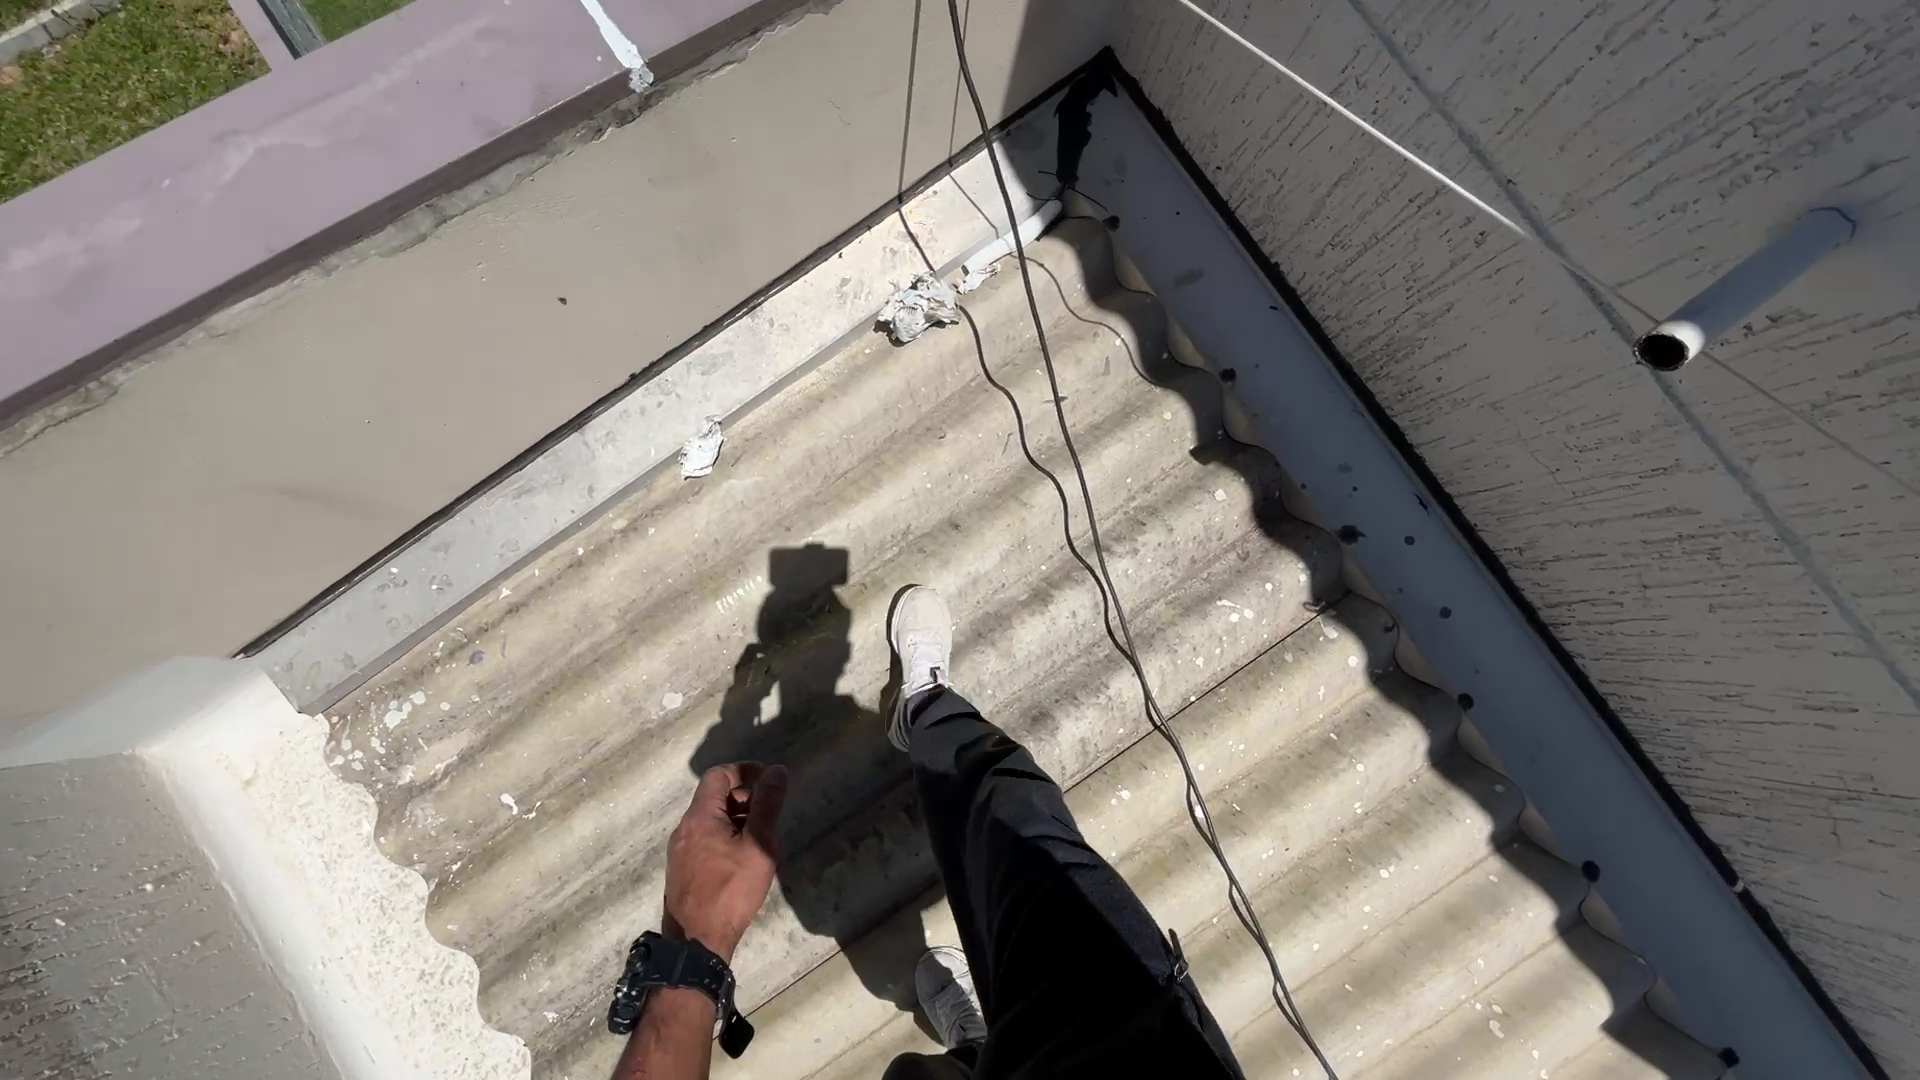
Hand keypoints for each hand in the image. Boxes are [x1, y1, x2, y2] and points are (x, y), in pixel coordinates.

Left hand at [662, 762, 788, 963]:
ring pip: (709, 820)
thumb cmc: (731, 890)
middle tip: (769, 812)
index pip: (718, 775)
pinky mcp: (682, 871)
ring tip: (761, 837)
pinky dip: (725, 836)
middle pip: (713, 797)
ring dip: (736, 818)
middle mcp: (684, 829)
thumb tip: (776, 771)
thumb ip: (767, 805)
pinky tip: (743, 859)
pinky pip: (704, 839)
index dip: (744, 770)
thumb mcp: (758, 844)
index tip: (767, 778)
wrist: (696, 945)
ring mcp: (679, 852)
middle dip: (744, 797)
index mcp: (700, 817)